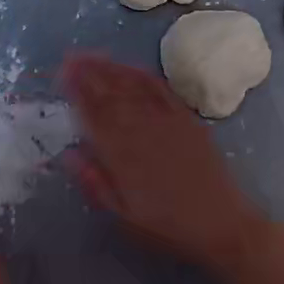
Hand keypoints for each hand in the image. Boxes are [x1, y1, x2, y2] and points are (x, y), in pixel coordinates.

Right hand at [61, 53, 268, 276]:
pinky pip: (161, 91)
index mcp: (120, 156)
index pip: (92, 115)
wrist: (222, 226)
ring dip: (110, 69)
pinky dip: (143, 75)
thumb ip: (94, 183)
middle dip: (88, 74)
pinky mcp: (186, 120)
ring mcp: (166, 122)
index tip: (61, 75)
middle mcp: (141, 132)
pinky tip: (131, 66)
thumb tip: (67, 153)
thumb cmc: (168, 228)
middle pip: (109, 95)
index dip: (76, 92)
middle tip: (70, 57)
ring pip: (132, 88)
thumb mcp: (123, 217)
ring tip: (92, 55)